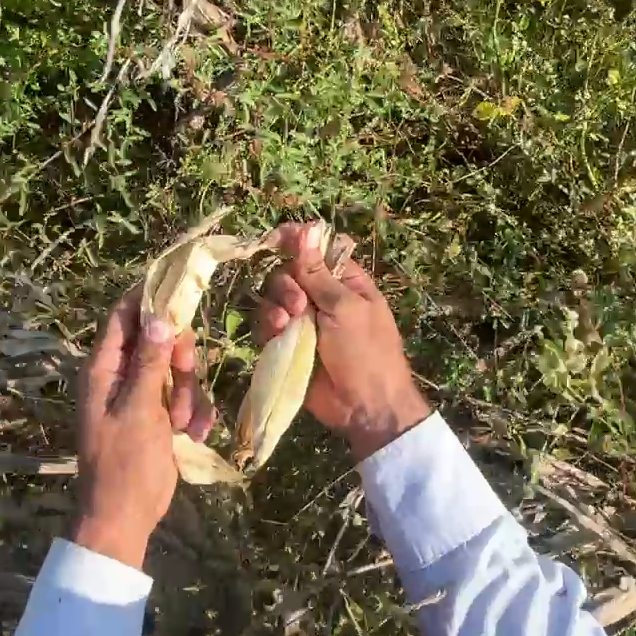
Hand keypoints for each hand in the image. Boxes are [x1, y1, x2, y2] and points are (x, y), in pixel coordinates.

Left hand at [71, 294, 210, 568]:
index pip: (123, 317)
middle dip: (176, 357)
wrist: (124, 517)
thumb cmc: (124, 462)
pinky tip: (192, 433)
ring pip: (174, 369)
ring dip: (186, 393)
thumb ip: (149, 362)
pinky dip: (191, 412)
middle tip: (185, 370)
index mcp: (104, 368)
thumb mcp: (138, 408)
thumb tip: (159, 318)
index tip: (176, 288)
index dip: (146, 299)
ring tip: (181, 422)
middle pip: (156, 339)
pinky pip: (182, 396)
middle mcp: (120, 375)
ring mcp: (141, 395)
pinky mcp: (158, 414)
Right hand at [257, 222, 430, 460]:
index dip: (297, 240)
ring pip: (275, 297)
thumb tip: (308, 228)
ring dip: (277, 305)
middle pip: (289, 271)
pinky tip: (278, 334)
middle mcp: (322, 296)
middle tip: (299, 305)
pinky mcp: (288, 343)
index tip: (277, 238)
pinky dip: (269, 325)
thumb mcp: (346, 307)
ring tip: (288, 324)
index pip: (317, 249)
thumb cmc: (366, 352)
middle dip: (288, 284)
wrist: (364, 407)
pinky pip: (268, 324)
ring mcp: (304, 320)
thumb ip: (319, 272)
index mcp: (345, 281)